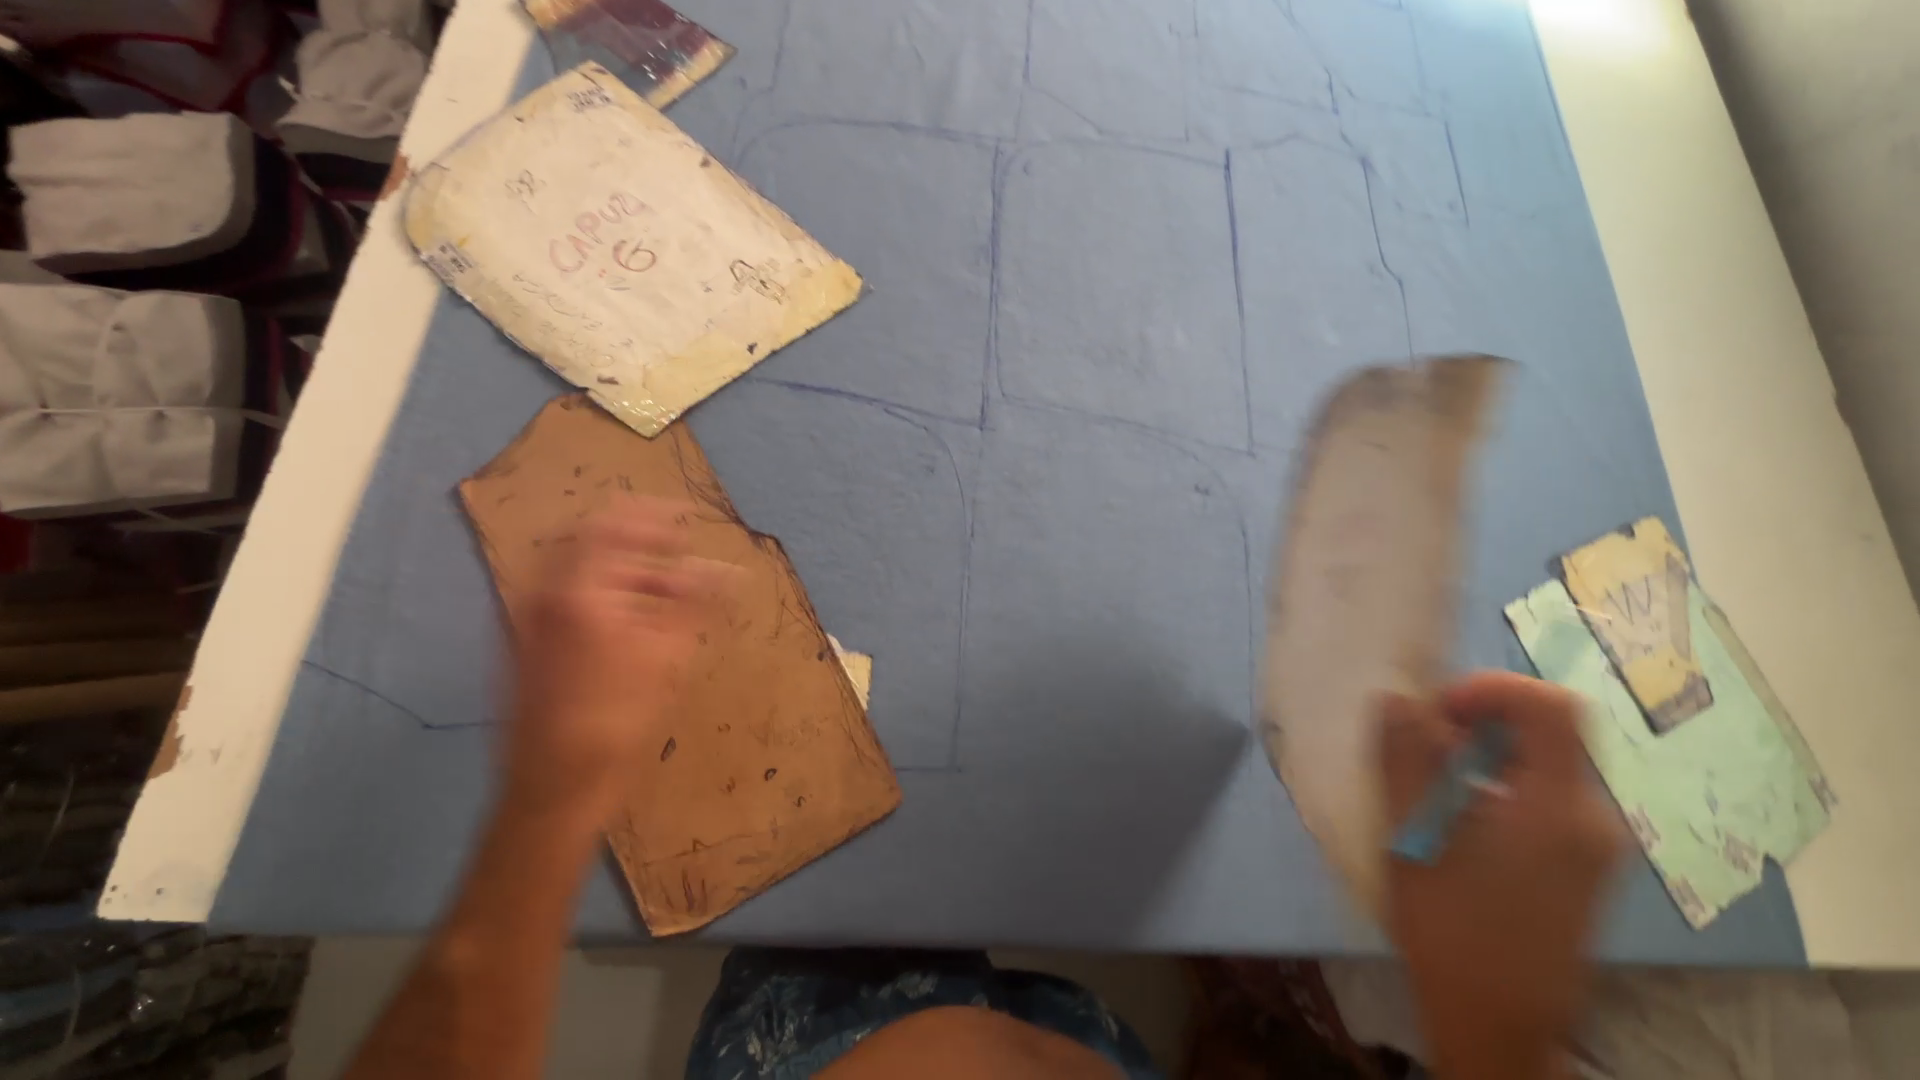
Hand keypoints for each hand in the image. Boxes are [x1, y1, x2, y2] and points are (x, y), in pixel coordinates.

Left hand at [503, 498, 731, 826]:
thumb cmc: (617, 722)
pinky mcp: (523, 648)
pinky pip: (565, 601)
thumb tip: (728, 569)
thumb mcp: (667, 659)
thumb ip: (696, 603)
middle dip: (635, 542)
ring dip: (621, 571)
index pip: (611, 526)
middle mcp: (543, 596)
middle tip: (676, 549)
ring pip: (576, 575)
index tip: (687, 520)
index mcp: (576, 591)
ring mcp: (526, 623)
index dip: (652, 517)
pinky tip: (632, 623)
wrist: (553, 787)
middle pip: (588, 545)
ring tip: (666, 590)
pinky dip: (601, 596)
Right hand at [1379, 673, 1626, 1079]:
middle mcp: (1591, 818)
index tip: (1439, 713)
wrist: (1497, 1025)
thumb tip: (1399, 698)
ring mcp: (1593, 847)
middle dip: (1482, 723)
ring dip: (1487, 755)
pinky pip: (1546, 799)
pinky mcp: (1582, 868)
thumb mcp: (1415, 837)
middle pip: (1549, 734)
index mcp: (1558, 806)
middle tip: (1425, 746)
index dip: (1493, 691)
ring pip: (1546, 766)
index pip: (1551, 708)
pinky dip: (1501, 785)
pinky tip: (1459, 821)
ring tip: (1433, 784)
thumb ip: (1406, 761)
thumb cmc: (1451, 928)